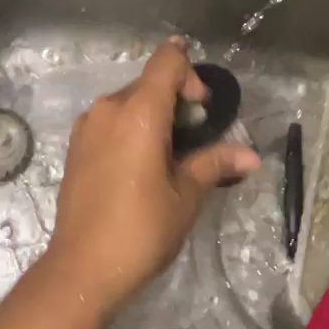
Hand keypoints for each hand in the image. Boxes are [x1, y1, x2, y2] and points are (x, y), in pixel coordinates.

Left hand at [40, 39, 260, 319]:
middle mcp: (109, 106)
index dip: (190, 72)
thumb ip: (215, 162)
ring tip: (167, 158)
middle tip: (194, 141)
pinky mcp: (76, 143)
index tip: (202, 106)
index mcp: (139, 111)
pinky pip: (110, 119)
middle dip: (176, 100)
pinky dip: (129, 128)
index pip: (167, 60)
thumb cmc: (140, 230)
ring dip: (152, 115)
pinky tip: (138, 167)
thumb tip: (252, 155)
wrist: (81, 268)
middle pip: (149, 81)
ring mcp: (88, 123)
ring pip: (128, 100)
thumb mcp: (185, 196)